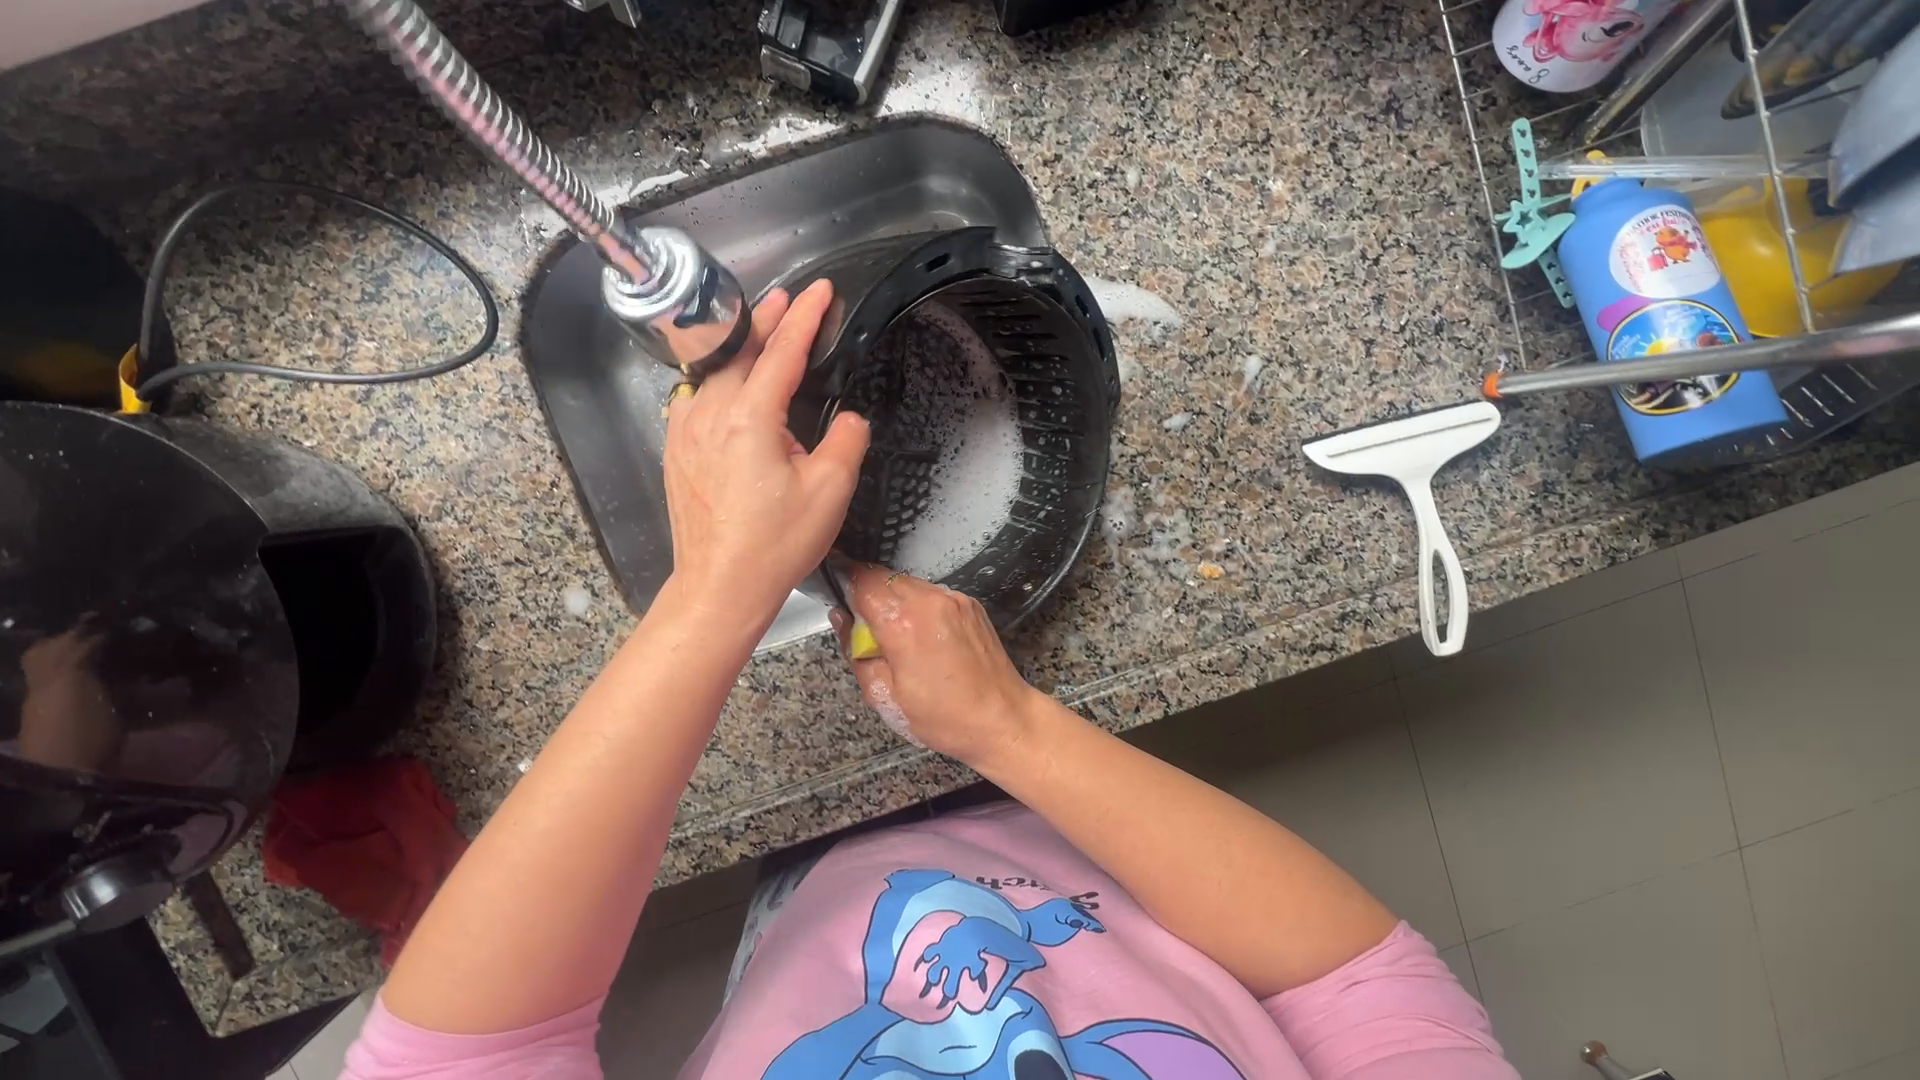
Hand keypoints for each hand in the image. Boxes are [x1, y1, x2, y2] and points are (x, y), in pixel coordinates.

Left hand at [663, 280, 869, 629]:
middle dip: (767, 320)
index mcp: (750, 419)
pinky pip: (695, 397)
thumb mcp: (830, 491)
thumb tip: (849, 419)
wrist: (720, 586)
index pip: (781, 352)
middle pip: (741, 350)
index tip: (819, 291)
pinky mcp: (677, 451)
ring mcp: (687, 432)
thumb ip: (846, 441)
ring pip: (714, 371)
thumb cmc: (773, 545)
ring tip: (762, 331)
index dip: (804, 317)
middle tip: (789, 298)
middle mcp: (711, 415)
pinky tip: (724, 382)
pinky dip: (715, 377)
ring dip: (741, 346)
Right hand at [832, 564, 1044, 765]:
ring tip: (894, 635)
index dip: (843, 582)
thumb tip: (841, 618)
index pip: (861, 581)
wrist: (1002, 720)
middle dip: (867, 593)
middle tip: (862, 624)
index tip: (835, 590)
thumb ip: (855, 651)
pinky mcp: (970, 605)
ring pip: (908, 583)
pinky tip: (921, 636)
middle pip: (884, 577)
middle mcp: (931, 601)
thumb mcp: (883, 695)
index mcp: (904, 624)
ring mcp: (954, 600)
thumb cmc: (944, 717)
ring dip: (894, 599)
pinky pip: (932, 594)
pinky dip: (919, 606)